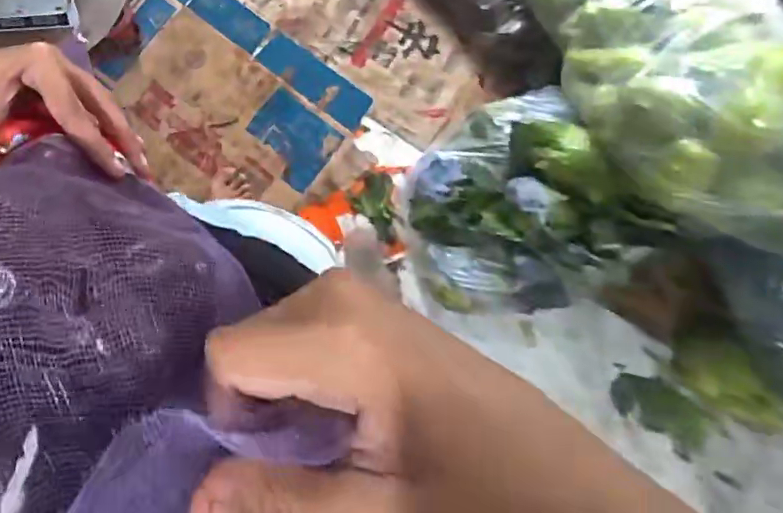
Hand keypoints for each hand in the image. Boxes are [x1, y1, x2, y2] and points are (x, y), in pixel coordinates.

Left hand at [0, 43, 150, 182]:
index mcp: (40, 63)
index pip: (72, 109)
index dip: (94, 142)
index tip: (116, 170)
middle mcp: (58, 62)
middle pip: (98, 101)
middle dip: (122, 135)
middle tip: (145, 169)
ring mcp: (63, 71)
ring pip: (99, 103)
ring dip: (120, 132)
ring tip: (142, 164)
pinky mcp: (62, 84)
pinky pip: (89, 107)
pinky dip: (105, 129)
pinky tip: (121, 150)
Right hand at [191, 272, 688, 512]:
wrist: (585, 497)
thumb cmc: (481, 507)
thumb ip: (276, 499)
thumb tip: (196, 495)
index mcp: (337, 332)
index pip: (228, 353)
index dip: (229, 415)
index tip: (270, 466)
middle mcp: (338, 291)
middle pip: (250, 340)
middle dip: (257, 404)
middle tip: (307, 463)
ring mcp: (360, 292)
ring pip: (273, 334)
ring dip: (281, 393)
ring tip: (334, 446)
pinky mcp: (376, 305)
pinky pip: (305, 331)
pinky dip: (306, 378)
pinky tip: (353, 421)